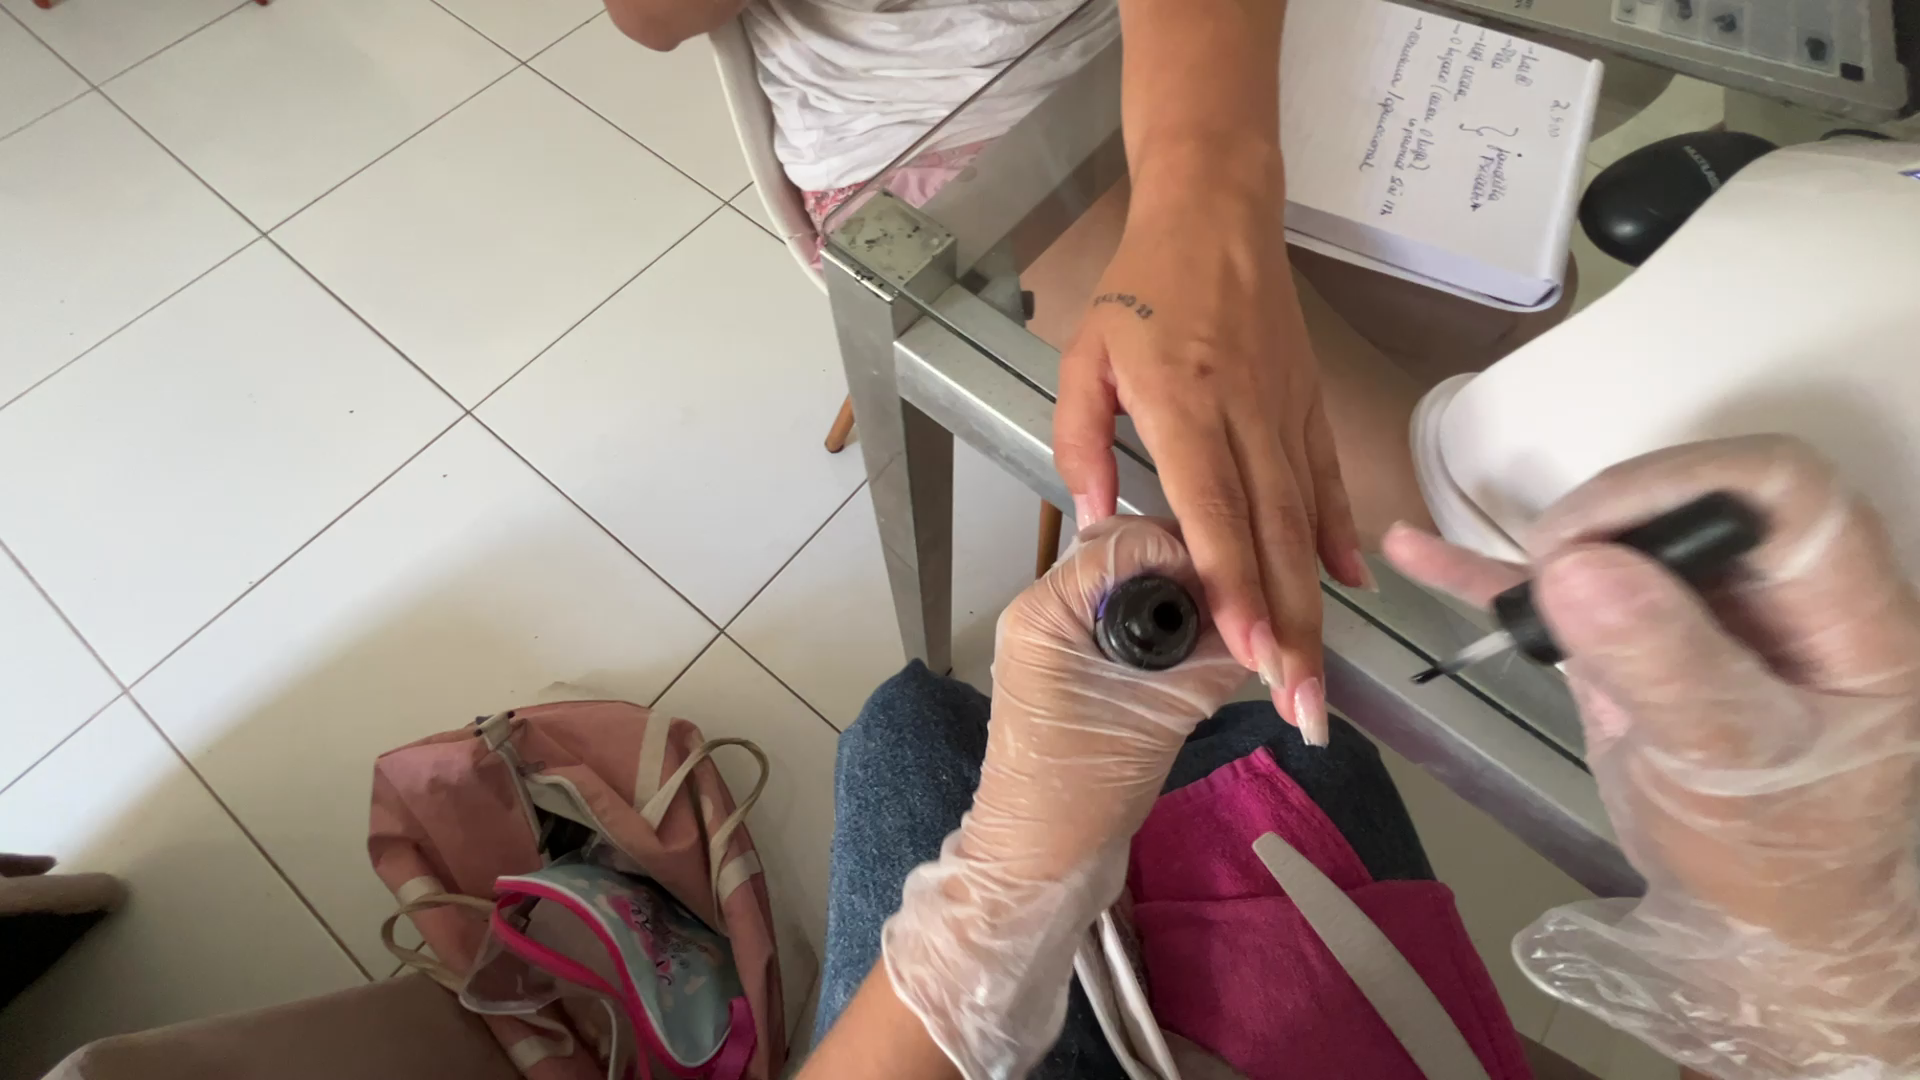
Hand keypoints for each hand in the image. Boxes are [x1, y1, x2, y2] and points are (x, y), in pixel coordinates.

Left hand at [883, 516, 1245, 1079]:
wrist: (1043, 855)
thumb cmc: (1088, 791)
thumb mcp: (1161, 716)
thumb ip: (1212, 656)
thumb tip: (1265, 616)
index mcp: (1046, 609)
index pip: (1126, 541)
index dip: (1192, 554)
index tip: (1243, 587)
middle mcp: (1041, 603)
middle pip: (1123, 548)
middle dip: (1187, 565)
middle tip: (1243, 598)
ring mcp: (1053, 626)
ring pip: (1125, 575)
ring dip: (1178, 588)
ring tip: (1231, 618)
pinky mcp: (1070, 651)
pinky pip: (1120, 607)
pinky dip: (1163, 613)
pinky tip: (1203, 636)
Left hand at [1052, 166, 1365, 746]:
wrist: (1214, 216)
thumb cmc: (1138, 290)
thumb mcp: (1083, 360)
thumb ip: (1080, 442)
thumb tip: (1096, 522)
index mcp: (1182, 405)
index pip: (1213, 510)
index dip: (1233, 584)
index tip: (1247, 652)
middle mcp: (1244, 416)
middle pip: (1270, 534)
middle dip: (1285, 624)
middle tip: (1299, 699)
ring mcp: (1284, 412)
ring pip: (1303, 520)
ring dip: (1312, 600)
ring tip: (1316, 668)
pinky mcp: (1306, 405)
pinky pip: (1324, 478)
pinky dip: (1337, 534)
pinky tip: (1348, 582)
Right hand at [1384, 436, 1919, 1077]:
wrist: (1739, 902)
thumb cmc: (1767, 843)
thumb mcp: (1723, 756)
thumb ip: (1660, 660)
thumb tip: (1574, 564)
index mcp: (1835, 608)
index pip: (1776, 490)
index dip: (1673, 488)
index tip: (1580, 549)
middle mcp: (1761, 592)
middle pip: (1679, 499)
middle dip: (1595, 523)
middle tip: (1545, 588)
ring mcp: (1682, 609)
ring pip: (1606, 536)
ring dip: (1534, 548)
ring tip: (1494, 590)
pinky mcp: (1614, 633)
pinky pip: (1542, 589)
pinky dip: (1477, 573)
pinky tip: (1412, 551)